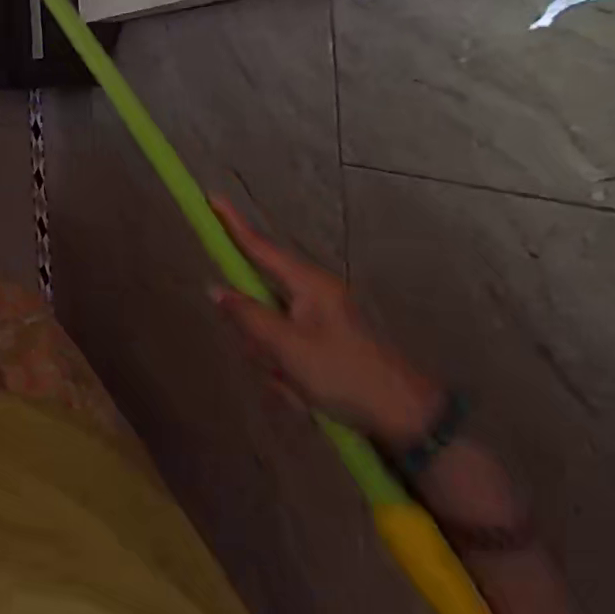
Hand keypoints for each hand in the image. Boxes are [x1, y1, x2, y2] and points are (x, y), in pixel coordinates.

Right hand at [210, 198, 443, 443]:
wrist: (403, 415)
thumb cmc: (344, 373)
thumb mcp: (288, 347)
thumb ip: (248, 316)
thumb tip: (215, 288)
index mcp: (307, 283)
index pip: (259, 245)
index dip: (233, 223)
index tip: (212, 198)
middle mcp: (312, 293)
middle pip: (258, 299)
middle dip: (256, 336)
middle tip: (272, 365)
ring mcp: (318, 318)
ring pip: (269, 329)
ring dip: (272, 361)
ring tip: (294, 387)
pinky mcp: (322, 342)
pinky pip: (285, 350)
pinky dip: (286, 373)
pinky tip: (303, 395)